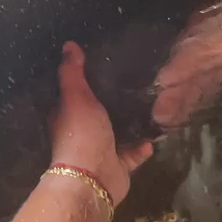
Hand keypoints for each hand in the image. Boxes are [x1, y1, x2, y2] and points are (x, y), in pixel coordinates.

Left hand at [50, 42, 151, 204]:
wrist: (93, 176)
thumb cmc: (81, 133)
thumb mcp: (76, 96)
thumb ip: (73, 73)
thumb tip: (68, 45)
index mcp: (68, 116)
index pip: (75, 95)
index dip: (86, 82)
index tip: (104, 67)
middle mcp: (83, 133)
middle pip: (99, 114)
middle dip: (114, 104)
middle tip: (135, 85)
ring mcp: (101, 150)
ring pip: (118, 134)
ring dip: (132, 125)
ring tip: (151, 108)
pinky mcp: (118, 166)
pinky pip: (132, 154)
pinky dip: (142, 147)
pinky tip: (154, 136)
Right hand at [149, 0, 221, 128]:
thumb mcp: (218, 42)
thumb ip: (191, 61)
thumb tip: (163, 80)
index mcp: (200, 28)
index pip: (178, 61)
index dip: (170, 86)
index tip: (159, 110)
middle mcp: (210, 35)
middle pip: (190, 69)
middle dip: (177, 94)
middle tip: (163, 119)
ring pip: (205, 72)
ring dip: (191, 93)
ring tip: (178, 117)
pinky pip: (221, 73)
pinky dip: (210, 87)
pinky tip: (206, 98)